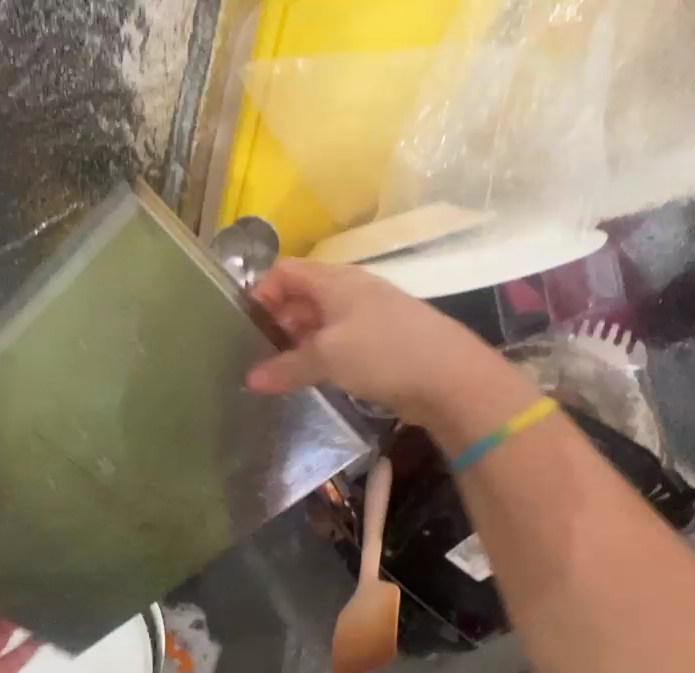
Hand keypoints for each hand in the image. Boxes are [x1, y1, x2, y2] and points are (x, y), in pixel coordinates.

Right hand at [245, 258, 508, 426]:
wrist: (450, 378)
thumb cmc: (383, 352)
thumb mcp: (326, 357)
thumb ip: (284, 367)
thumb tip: (250, 380)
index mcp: (336, 281)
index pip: (285, 271)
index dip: (261, 292)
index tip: (244, 326)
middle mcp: (350, 291)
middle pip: (300, 296)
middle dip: (276, 321)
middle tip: (256, 353)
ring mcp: (367, 317)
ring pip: (319, 322)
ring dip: (297, 342)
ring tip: (277, 370)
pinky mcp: (379, 343)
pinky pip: (337, 343)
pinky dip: (319, 356)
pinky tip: (310, 378)